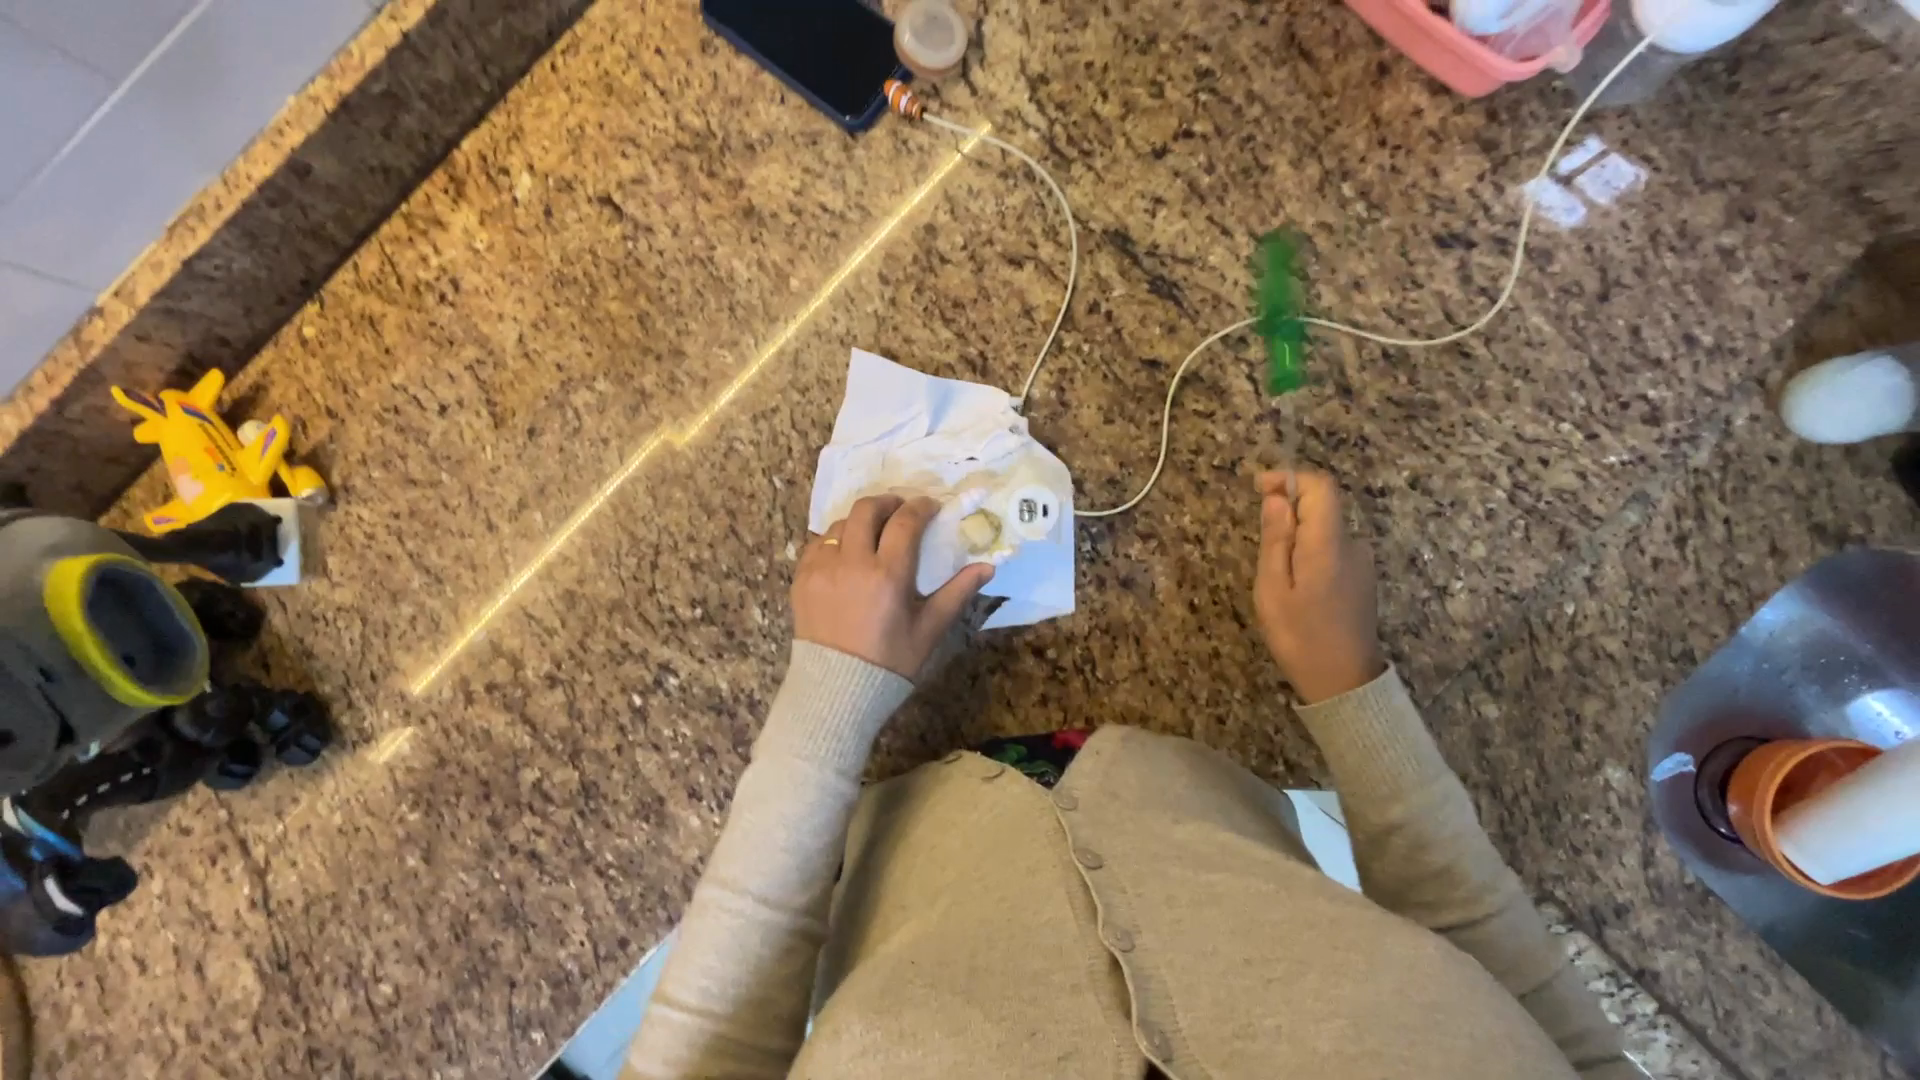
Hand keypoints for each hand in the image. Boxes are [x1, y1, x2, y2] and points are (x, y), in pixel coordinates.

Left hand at [795, 495, 994, 678]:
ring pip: (839, 524)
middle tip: (901, 509)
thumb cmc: (891, 661)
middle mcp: (851, 563)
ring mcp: (821, 569)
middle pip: (866, 510)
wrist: (838, 690)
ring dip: (860, 522)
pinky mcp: (801, 579)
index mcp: (888, 574)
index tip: (930, 506)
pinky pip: (817, 544)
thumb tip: (988, 567)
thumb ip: (957, 592)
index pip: (905, 522)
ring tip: (873, 533)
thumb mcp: (929, 628)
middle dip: (887, 502)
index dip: (920, 507)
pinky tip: (846, 554)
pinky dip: (835, 541)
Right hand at [1253, 470, 1385, 703]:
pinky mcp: (1362, 579)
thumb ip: (1276, 540)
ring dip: (1297, 538)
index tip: (1259, 488)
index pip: (1320, 486)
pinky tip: (1296, 589)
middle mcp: (1353, 545)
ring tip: (1275, 578)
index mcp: (1329, 544)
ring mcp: (1362, 563)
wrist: (1345, 684)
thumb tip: (1276, 498)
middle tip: (1260, 547)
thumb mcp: (1273, 589)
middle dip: (1288, 512)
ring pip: (1324, 531)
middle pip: (1322, 507)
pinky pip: (1332, 550)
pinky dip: (1309, 554)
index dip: (1289, 478)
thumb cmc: (1301, 638)